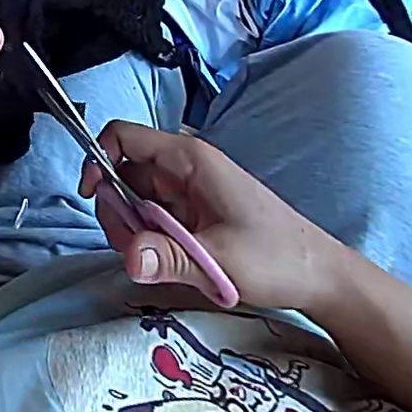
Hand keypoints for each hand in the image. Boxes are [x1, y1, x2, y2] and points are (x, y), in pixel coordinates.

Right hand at [80, 122, 354, 310]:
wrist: (319, 275)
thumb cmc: (276, 257)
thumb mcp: (221, 261)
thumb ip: (170, 258)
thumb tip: (127, 258)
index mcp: (189, 159)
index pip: (124, 137)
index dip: (98, 159)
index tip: (93, 197)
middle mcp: (183, 167)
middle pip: (122, 171)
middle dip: (115, 206)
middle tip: (131, 247)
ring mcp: (186, 189)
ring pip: (134, 196)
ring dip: (129, 225)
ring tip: (152, 258)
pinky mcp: (190, 211)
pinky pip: (151, 214)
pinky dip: (145, 235)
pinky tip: (162, 259)